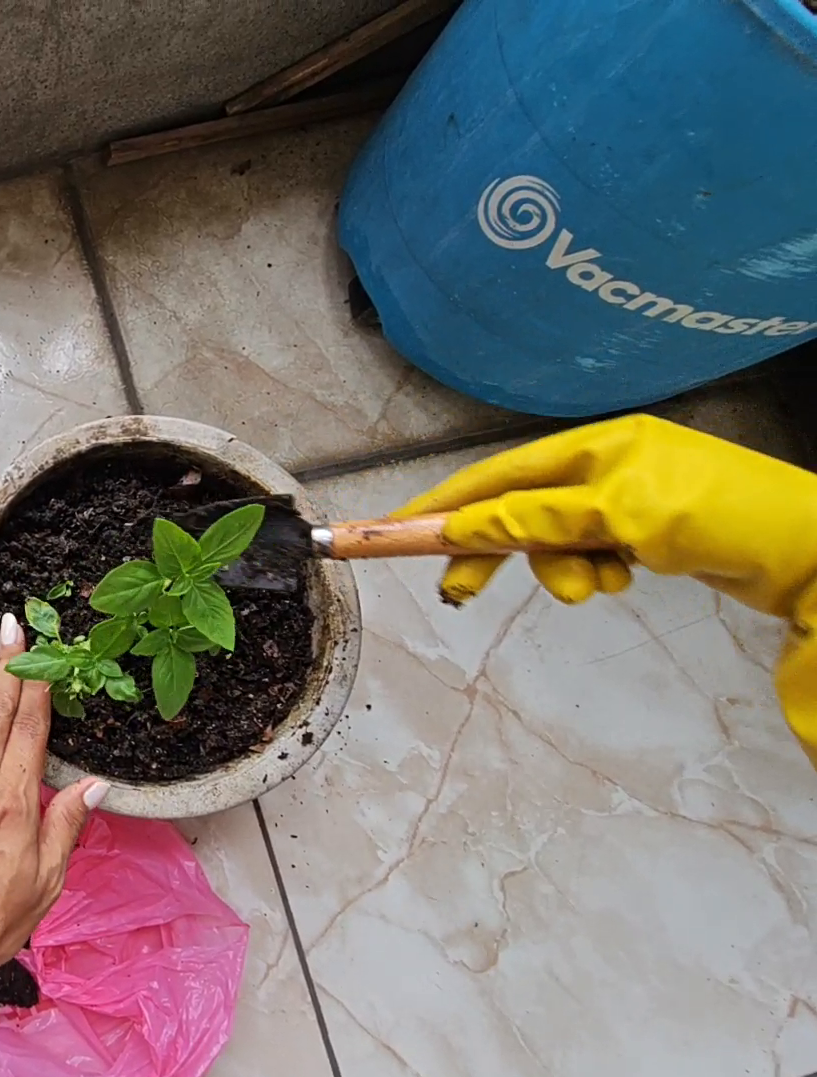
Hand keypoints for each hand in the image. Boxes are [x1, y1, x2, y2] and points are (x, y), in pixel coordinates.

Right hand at [397, 413, 816, 764]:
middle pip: (517, 508)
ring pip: (551, 536)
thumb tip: (455, 529)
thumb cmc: (719, 517)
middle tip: (460, 590)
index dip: (441, 504)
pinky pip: (587, 549)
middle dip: (495, 549)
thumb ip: (528, 521)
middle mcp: (603, 464)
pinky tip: (623, 580)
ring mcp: (626, 496)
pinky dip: (593, 569)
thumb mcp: (615, 516)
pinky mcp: (647, 527)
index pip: (494, 475)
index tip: (394, 529)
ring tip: (591, 592)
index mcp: (593, 445)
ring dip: (557, 567)